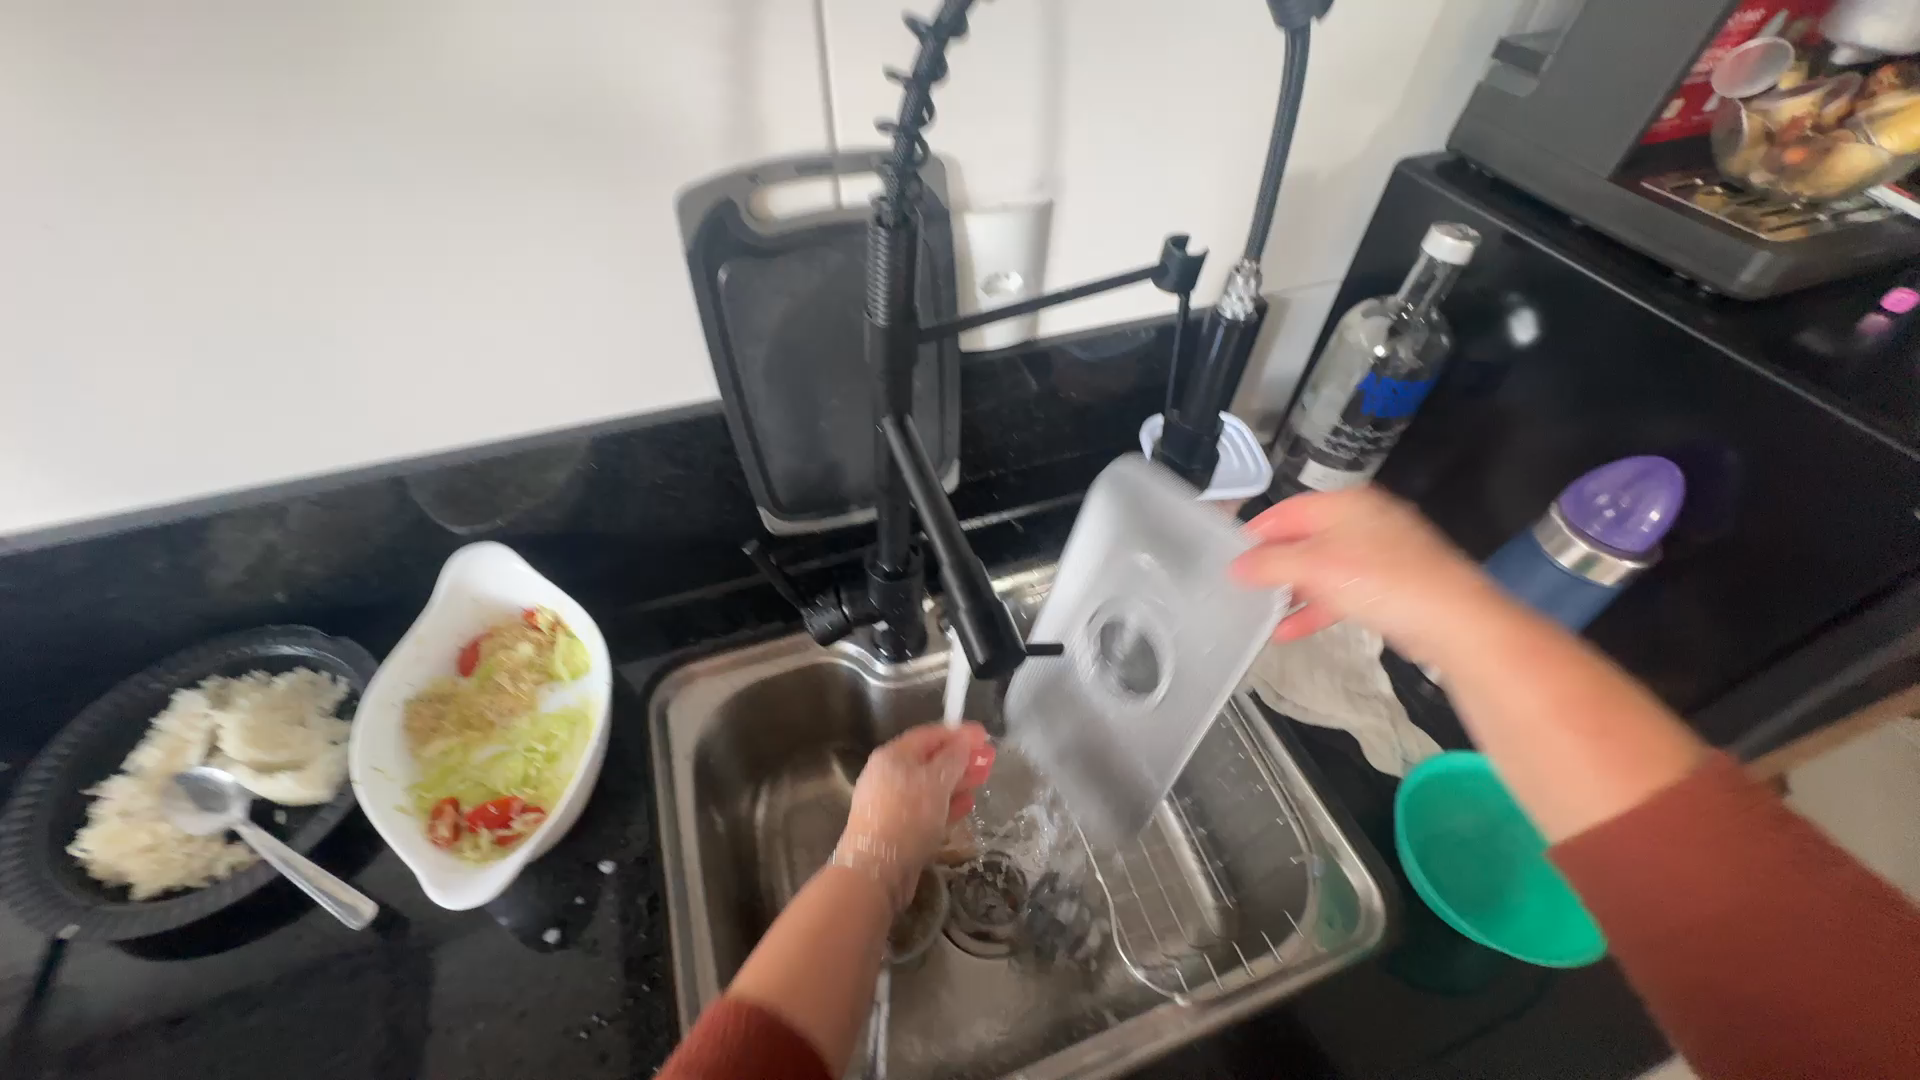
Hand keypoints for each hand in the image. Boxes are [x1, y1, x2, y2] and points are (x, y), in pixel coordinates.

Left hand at [833, 722, 994, 911]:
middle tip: (989, 758)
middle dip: (962, 758)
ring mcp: (893, 802)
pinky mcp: (899, 827)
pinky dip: (947, 803)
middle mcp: (890, 775)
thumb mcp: (935, 782)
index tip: (984, 735)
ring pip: (931, 785)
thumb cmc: (907, 817)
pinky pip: (927, 808)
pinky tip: (966, 804)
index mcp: (893, 756)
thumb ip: (953, 758)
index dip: (959, 733)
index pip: (930, 735)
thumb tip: (965, 740)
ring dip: (958, 780)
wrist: (876, 871)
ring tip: (983, 778)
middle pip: (931, 759)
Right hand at [1231, 486, 1509, 667]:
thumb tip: (1235, 566)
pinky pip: (1341, 593)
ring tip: (1262, 612)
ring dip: (1292, 591)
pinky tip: (1289, 631)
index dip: (1256, 532)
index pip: (1286, 510)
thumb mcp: (1315, 566)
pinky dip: (1315, 608)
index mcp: (1346, 504)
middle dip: (1273, 565)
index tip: (1230, 555)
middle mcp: (1363, 522)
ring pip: (1321, 569)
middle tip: (1244, 585)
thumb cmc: (1383, 581)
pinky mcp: (1389, 587)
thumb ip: (1270, 563)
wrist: (1454, 621)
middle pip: (1304, 539)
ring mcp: (1379, 555)